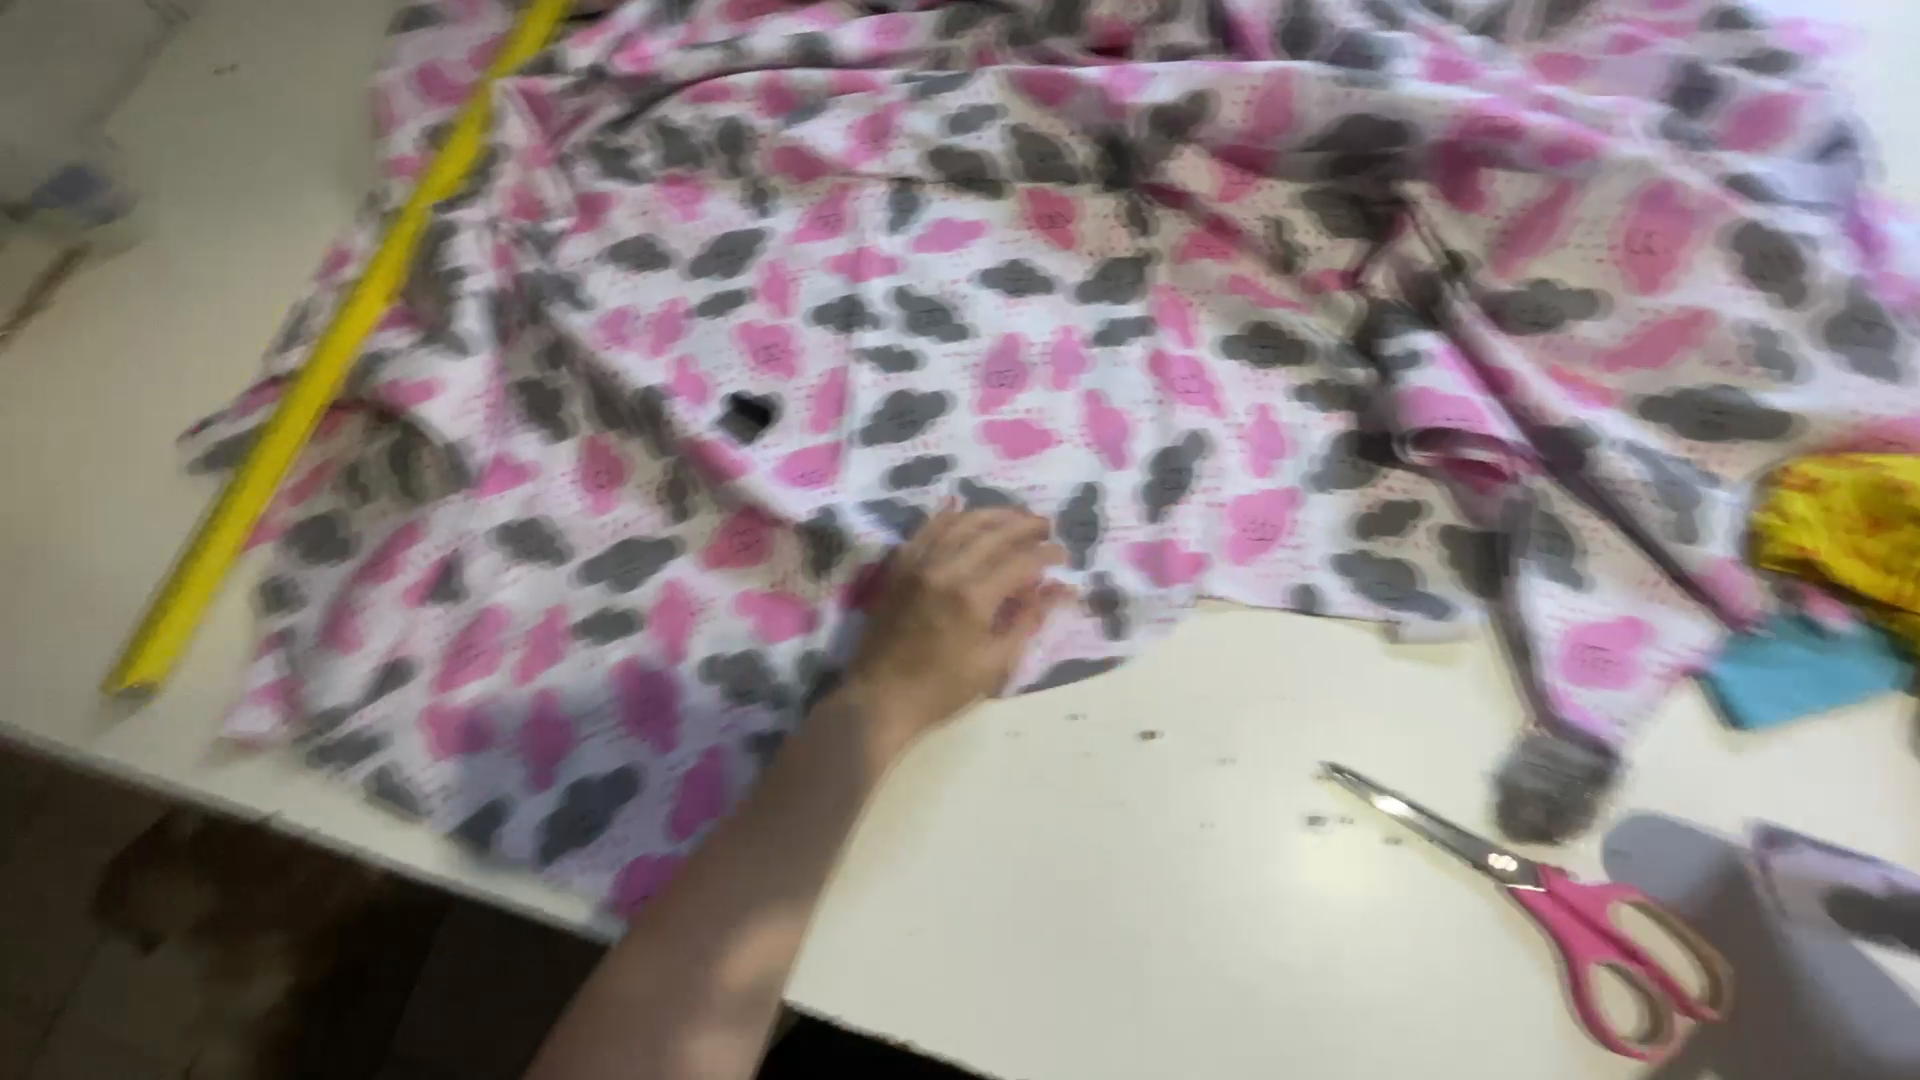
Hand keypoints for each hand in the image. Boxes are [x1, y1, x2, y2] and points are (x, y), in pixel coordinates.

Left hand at [838, 504, 1068, 751]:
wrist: (880, 697)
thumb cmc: (942, 689)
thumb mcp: (995, 662)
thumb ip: (1028, 619)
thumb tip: (1061, 590)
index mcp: (973, 598)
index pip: (1020, 561)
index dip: (1046, 555)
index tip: (1063, 555)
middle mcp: (945, 569)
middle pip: (992, 533)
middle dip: (1024, 525)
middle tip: (1046, 525)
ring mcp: (918, 564)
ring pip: (960, 523)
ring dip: (991, 515)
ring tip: (1015, 516)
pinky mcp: (899, 567)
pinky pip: (926, 529)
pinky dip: (947, 516)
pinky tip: (961, 508)